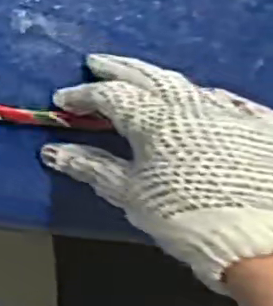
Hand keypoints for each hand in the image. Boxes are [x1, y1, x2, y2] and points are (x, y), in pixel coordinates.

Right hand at [42, 54, 272, 286]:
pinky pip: (242, 108)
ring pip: (199, 90)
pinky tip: (215, 101)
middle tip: (99, 63)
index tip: (62, 102)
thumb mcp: (127, 191)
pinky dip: (217, 100)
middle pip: (156, 79)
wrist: (269, 243)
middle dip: (123, 69)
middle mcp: (200, 112)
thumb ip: (91, 166)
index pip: (111, 95)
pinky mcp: (271, 137)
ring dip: (167, 84)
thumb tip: (55, 151)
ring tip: (150, 83)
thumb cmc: (187, 212)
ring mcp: (243, 123)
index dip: (82, 95)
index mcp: (158, 121)